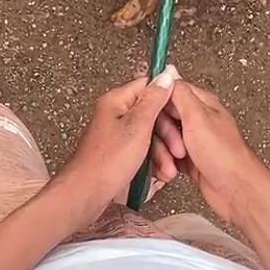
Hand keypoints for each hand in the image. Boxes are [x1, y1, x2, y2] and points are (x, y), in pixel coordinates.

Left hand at [52, 67, 179, 221]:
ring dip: (163, 152)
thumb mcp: (138, 126)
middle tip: (178, 149)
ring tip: (169, 170)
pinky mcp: (118, 152)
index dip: (168, 99)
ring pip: (149, 134)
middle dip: (168, 134)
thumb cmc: (108, 161)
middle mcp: (116, 113)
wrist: (87, 194)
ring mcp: (117, 133)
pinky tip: (160, 174)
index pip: (149, 87)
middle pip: (152, 113)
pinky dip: (153, 161)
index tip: (182, 114)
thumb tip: (166, 75)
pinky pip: (142, 150)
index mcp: (117, 101)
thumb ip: (154, 100)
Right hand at [151, 79, 269, 229]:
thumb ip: (180, 93)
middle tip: (174, 145)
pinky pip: (167, 157)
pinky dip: (166, 164)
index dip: (158, 104)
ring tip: (175, 162)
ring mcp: (193, 141)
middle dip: (162, 133)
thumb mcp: (197, 116)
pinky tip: (170, 172)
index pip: (170, 92)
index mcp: (201, 103)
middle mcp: (197, 119)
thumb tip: (168, 71)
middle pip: (164, 117)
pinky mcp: (189, 160)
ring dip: (163, 152)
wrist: (235, 191)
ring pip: (163, 139)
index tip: (150, 116)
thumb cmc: (223, 155)